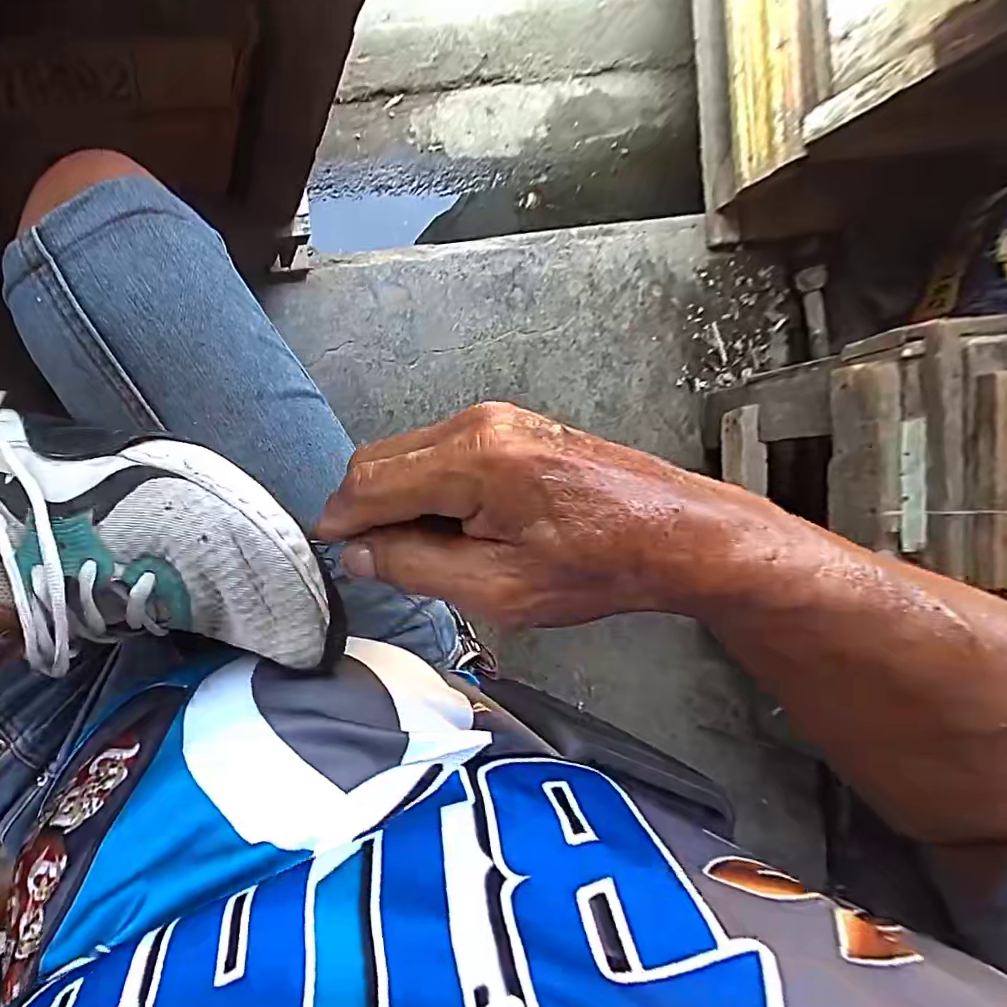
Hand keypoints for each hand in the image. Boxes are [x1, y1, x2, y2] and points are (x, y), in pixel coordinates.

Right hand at [316, 402, 788, 627]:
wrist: (676, 533)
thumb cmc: (601, 565)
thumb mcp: (498, 588)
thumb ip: (415, 567)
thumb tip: (359, 554)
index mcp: (474, 460)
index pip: (369, 483)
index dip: (339, 519)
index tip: (331, 549)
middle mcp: (477, 425)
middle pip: (377, 460)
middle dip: (362, 510)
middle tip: (373, 557)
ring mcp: (492, 419)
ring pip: (402, 454)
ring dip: (392, 500)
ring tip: (419, 548)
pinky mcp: (503, 427)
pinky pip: (432, 452)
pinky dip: (420, 488)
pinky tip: (445, 524)